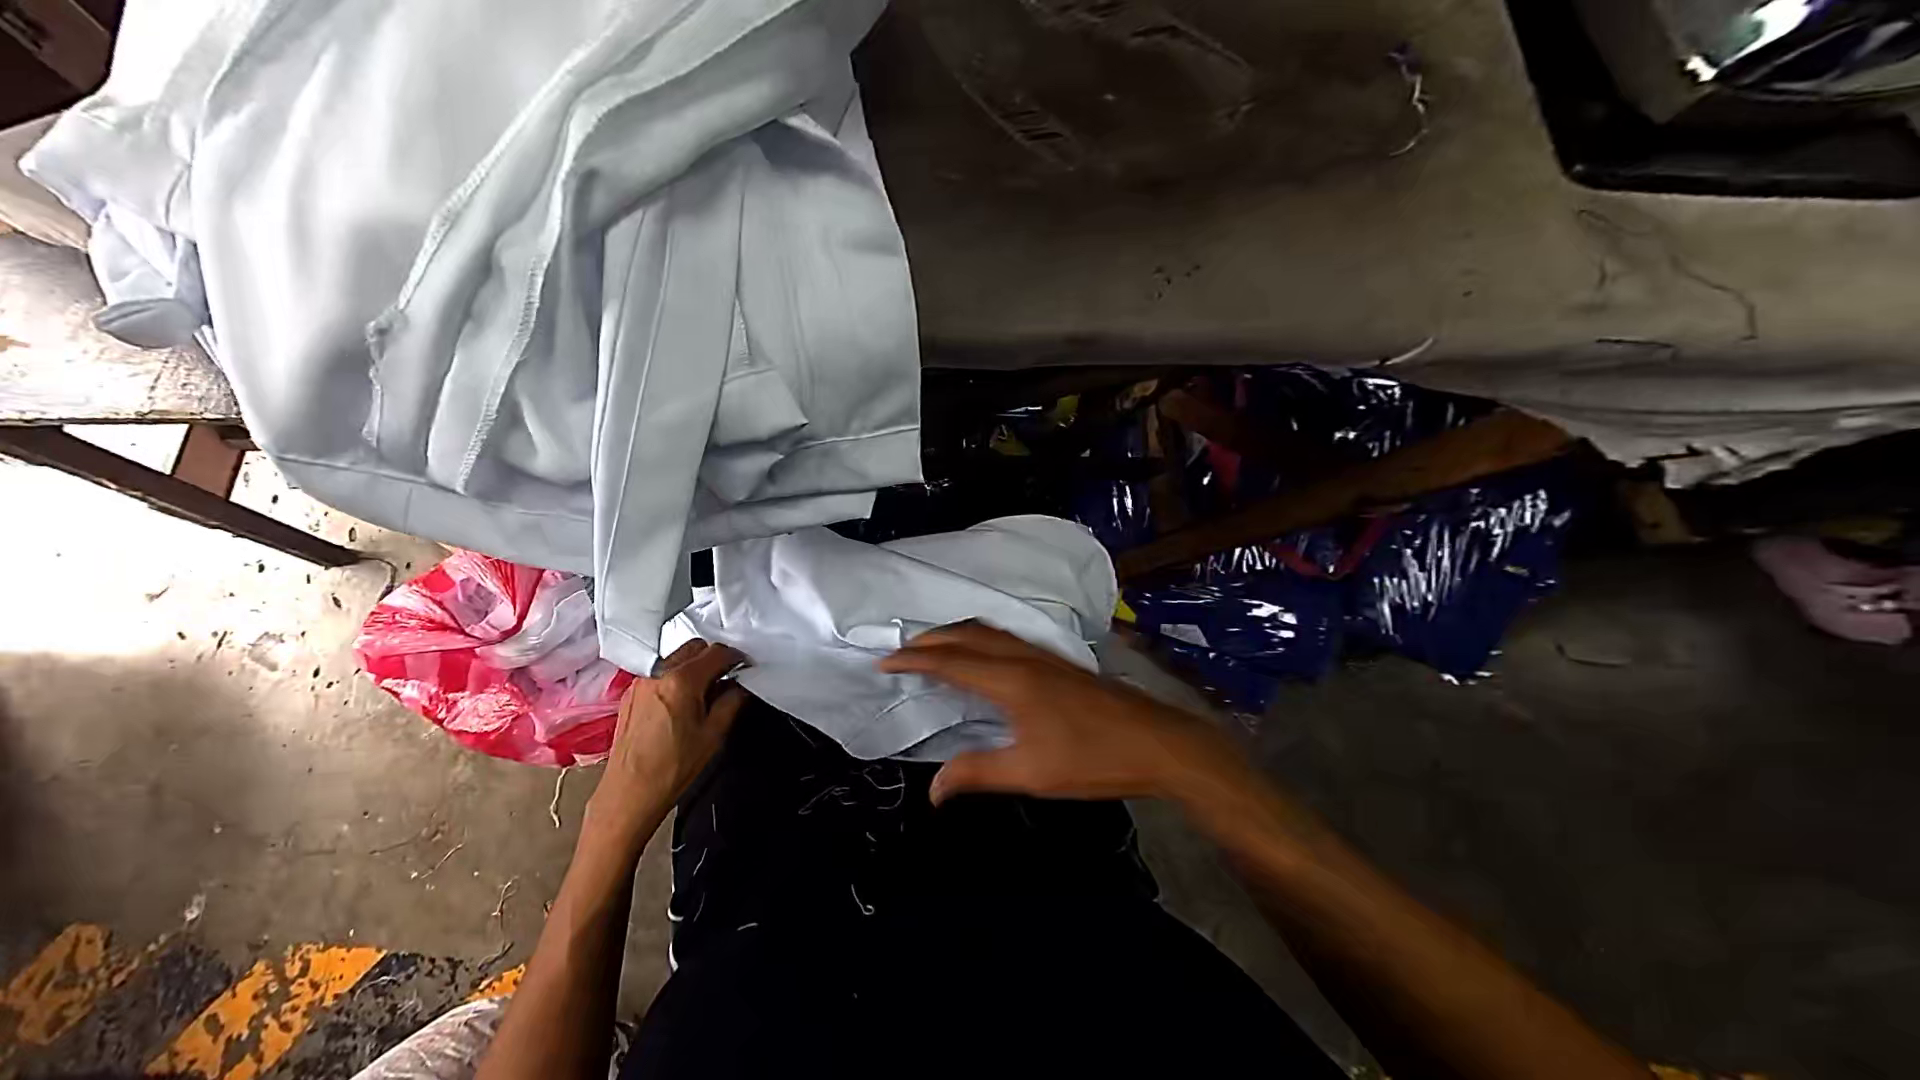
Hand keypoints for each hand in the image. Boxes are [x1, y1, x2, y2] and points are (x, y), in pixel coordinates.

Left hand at [587, 639, 748, 845]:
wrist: (630, 791)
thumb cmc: (673, 767)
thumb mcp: (714, 733)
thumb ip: (732, 701)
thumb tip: (739, 685)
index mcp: (681, 681)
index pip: (716, 652)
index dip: (736, 657)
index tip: (745, 666)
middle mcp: (657, 673)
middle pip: (694, 648)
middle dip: (714, 658)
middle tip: (728, 678)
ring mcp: (641, 682)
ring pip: (676, 658)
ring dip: (694, 666)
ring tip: (705, 692)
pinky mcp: (631, 694)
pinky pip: (660, 672)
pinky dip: (676, 677)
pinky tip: (683, 701)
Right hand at [878, 621, 1251, 807]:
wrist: (1159, 742)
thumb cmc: (1093, 759)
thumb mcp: (1031, 774)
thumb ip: (977, 774)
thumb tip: (933, 790)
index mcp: (1012, 680)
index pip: (951, 660)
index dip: (915, 659)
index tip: (886, 663)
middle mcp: (1025, 658)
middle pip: (968, 635)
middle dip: (931, 639)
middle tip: (902, 653)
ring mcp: (1046, 656)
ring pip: (990, 631)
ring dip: (956, 635)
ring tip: (935, 649)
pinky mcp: (1061, 663)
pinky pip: (1007, 638)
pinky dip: (981, 639)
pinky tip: (984, 657)